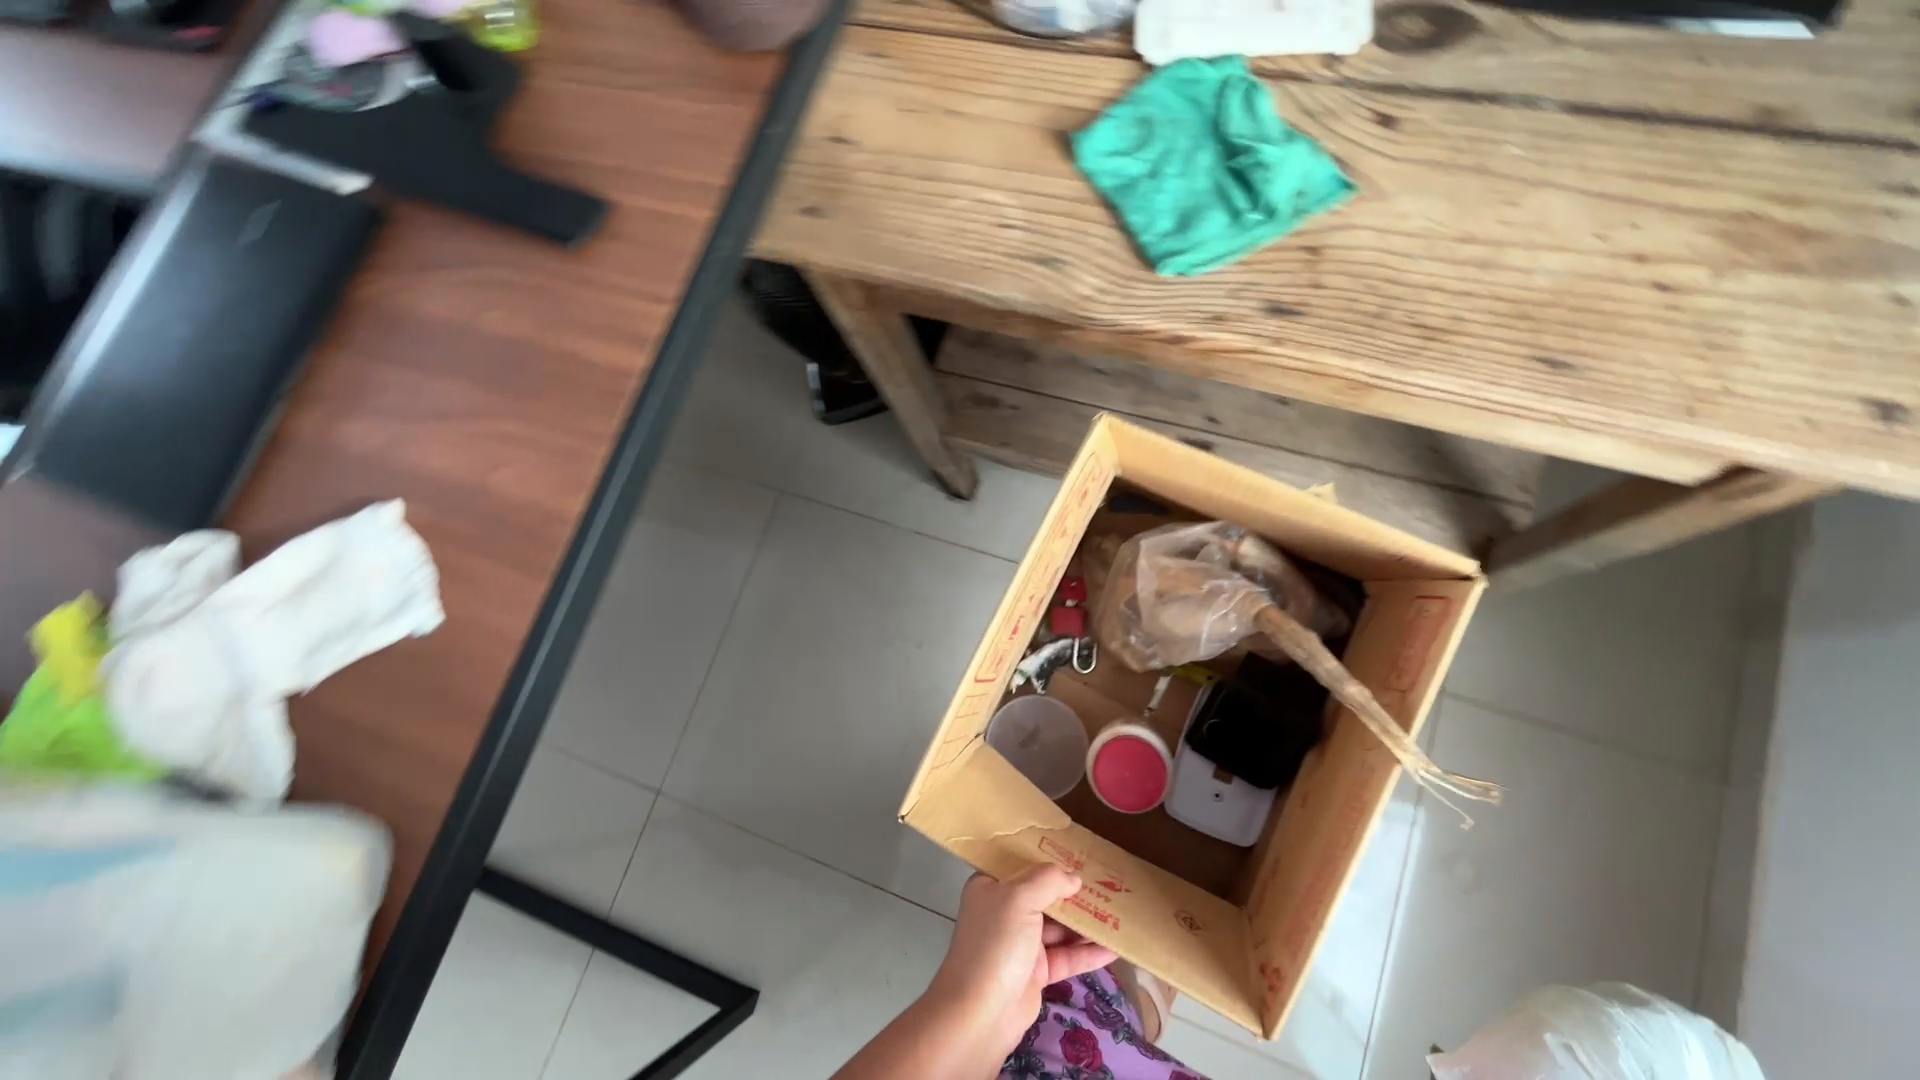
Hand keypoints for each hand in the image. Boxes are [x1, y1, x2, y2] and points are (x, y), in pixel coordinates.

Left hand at [928, 865, 1117, 1060]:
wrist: (980, 1014)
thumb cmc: (996, 944)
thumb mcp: (1019, 898)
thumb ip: (1048, 880)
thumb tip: (1074, 878)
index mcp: (991, 887)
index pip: (1022, 865)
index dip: (1048, 858)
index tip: (1080, 852)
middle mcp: (1005, 912)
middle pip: (1044, 896)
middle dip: (1074, 892)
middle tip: (1109, 884)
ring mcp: (1021, 944)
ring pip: (1059, 928)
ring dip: (1086, 923)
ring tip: (1119, 913)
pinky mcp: (1036, 973)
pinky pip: (1067, 957)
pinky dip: (1088, 953)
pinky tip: (1114, 948)